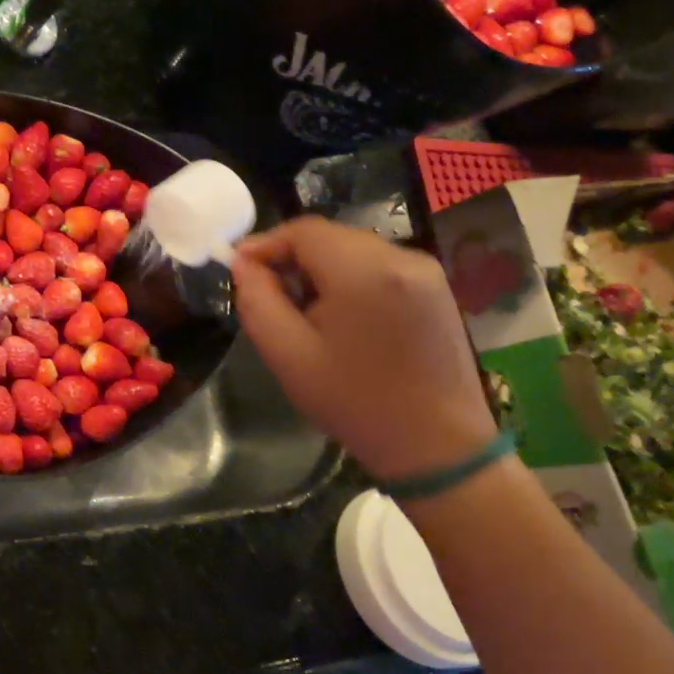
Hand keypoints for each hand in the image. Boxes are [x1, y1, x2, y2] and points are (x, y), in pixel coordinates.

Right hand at [231, 216, 497, 479]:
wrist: (435, 443)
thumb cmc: (353, 402)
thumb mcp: (287, 355)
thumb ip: (258, 301)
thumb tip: (244, 264)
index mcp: (364, 272)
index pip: (304, 230)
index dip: (264, 244)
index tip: (238, 271)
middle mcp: (401, 258)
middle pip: (330, 237)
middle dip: (291, 259)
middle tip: (266, 297)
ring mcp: (426, 271)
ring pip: (353, 250)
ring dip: (319, 271)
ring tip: (302, 313)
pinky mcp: (435, 288)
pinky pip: (378, 267)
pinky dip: (348, 280)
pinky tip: (338, 319)